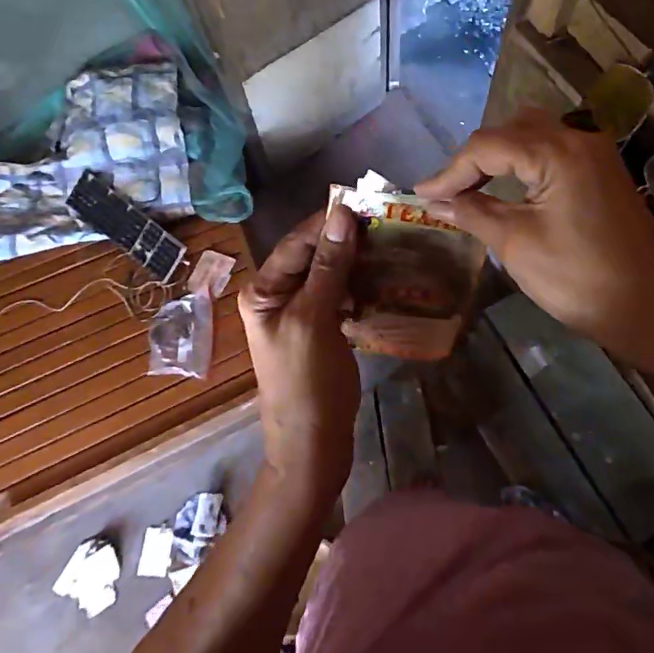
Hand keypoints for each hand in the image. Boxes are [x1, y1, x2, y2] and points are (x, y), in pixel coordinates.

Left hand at [239, 206, 362, 511]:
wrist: (312, 447)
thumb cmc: (307, 383)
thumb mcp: (315, 319)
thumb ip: (329, 266)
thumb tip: (342, 214)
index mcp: (263, 290)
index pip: (297, 242)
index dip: (329, 222)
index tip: (367, 205)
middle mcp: (277, 295)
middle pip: (312, 255)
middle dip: (346, 240)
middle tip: (386, 224)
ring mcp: (299, 313)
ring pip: (329, 273)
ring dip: (356, 261)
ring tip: (390, 245)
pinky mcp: (320, 328)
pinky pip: (339, 294)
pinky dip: (359, 285)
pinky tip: (382, 278)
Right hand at [415, 110, 653, 353]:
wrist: (652, 308)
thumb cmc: (579, 279)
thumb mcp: (516, 244)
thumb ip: (472, 213)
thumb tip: (435, 202)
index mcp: (557, 152)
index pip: (487, 146)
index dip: (450, 170)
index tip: (421, 195)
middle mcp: (578, 138)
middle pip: (509, 130)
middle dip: (473, 159)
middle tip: (446, 191)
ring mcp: (595, 152)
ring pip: (532, 134)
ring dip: (498, 156)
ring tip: (469, 185)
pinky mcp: (601, 169)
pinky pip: (552, 149)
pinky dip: (523, 161)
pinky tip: (506, 185)